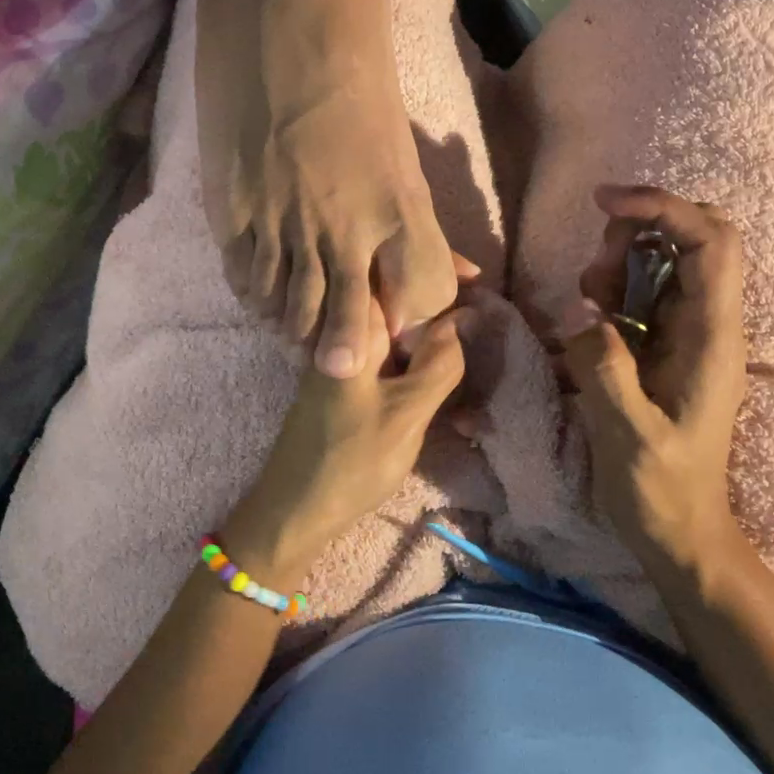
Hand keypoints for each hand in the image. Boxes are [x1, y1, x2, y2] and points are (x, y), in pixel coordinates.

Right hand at [197, 0, 457, 380]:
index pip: (419, 296)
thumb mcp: (399, 140)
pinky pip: (244, 276)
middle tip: (345, 354)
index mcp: (398, 200)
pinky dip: (257, 296)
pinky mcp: (230, 204)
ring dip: (300, 328)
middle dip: (349, 350)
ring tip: (303, 331)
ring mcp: (280, 218)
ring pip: (290, 311)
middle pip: (347, 325)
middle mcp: (342, 222)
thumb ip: (415, 216)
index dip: (414, 323)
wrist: (282, 0)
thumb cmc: (354, 54)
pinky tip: (264, 297)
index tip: (404, 328)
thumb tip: (453, 271)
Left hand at [224, 297, 467, 587]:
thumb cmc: (351, 459)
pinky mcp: (343, 379)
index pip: (393, 275)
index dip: (435, 266)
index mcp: (350, 327)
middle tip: (479, 297)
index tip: (475, 271)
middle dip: (436, 297)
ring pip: (391, 327)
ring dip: (428, 329)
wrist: (294, 507)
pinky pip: (384, 352)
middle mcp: (340, 330)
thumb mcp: (407, 412)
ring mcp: (340, 354)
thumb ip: (439, 362)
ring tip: (472, 330)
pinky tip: (441, 366)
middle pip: (394, 298)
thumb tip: (467, 313)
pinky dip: (413, 354)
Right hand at [556, 185, 748, 571]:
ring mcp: (686, 334)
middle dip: (635, 232)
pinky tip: (589, 324)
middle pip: (690, 237)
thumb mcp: (627, 434)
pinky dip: (609, 290)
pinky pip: (640, 293)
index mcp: (712, 338)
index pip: (709, 242)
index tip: (604, 202)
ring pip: (661, 261)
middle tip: (592, 275)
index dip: (662, 207)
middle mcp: (707, 325)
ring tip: (586, 306)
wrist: (679, 531)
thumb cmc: (659, 488)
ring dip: (616, 264)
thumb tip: (584, 309)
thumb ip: (604, 367)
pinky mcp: (662, 346)